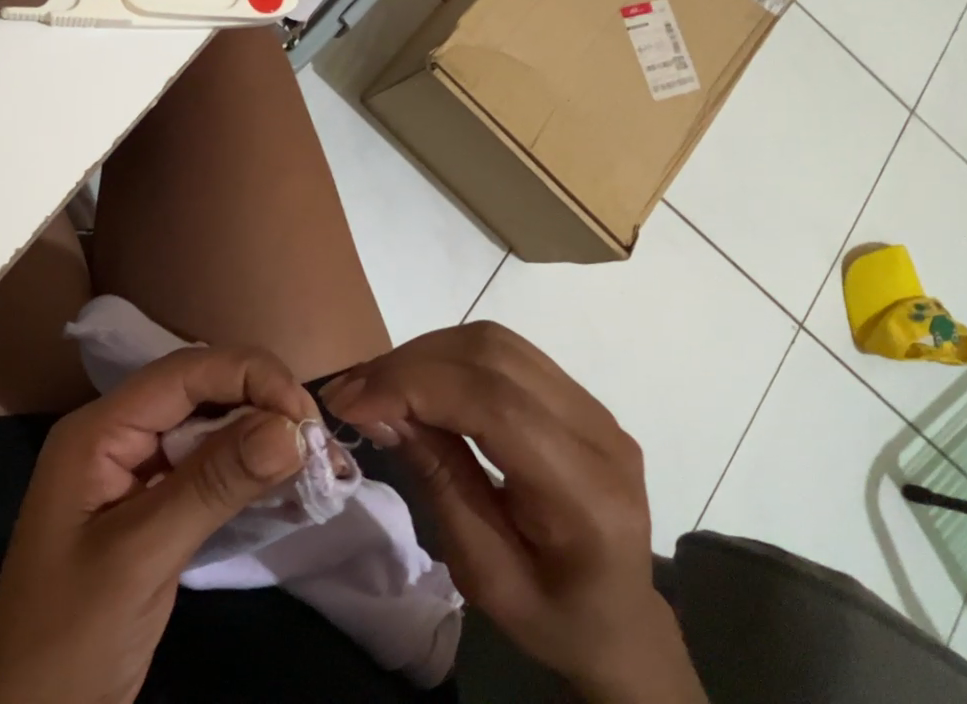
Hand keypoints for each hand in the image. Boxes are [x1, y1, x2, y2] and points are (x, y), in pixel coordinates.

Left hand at [0, 346, 319, 703]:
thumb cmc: (71, 632)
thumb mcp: (141, 556)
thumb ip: (212, 485)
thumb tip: (291, 427)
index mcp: (97, 431)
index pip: (183, 373)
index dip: (249, 376)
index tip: (307, 416)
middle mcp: (115, 436)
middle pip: (197, 391)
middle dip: (260, 402)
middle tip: (319, 442)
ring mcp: (132, 471)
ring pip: (205, 427)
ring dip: (259, 434)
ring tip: (315, 458)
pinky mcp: (150, 506)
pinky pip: (204, 467)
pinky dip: (246, 468)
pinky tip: (282, 481)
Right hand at [320, 323, 705, 703]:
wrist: (618, 623)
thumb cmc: (549, 616)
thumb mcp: (482, 573)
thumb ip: (439, 481)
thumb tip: (381, 410)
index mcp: (586, 494)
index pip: (495, 405)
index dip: (413, 388)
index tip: (348, 402)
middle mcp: (600, 435)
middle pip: (493, 359)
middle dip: (408, 366)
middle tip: (348, 392)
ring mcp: (595, 410)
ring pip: (495, 343)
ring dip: (423, 355)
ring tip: (373, 386)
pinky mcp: (578, 399)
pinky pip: (504, 354)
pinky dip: (446, 358)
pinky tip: (413, 384)